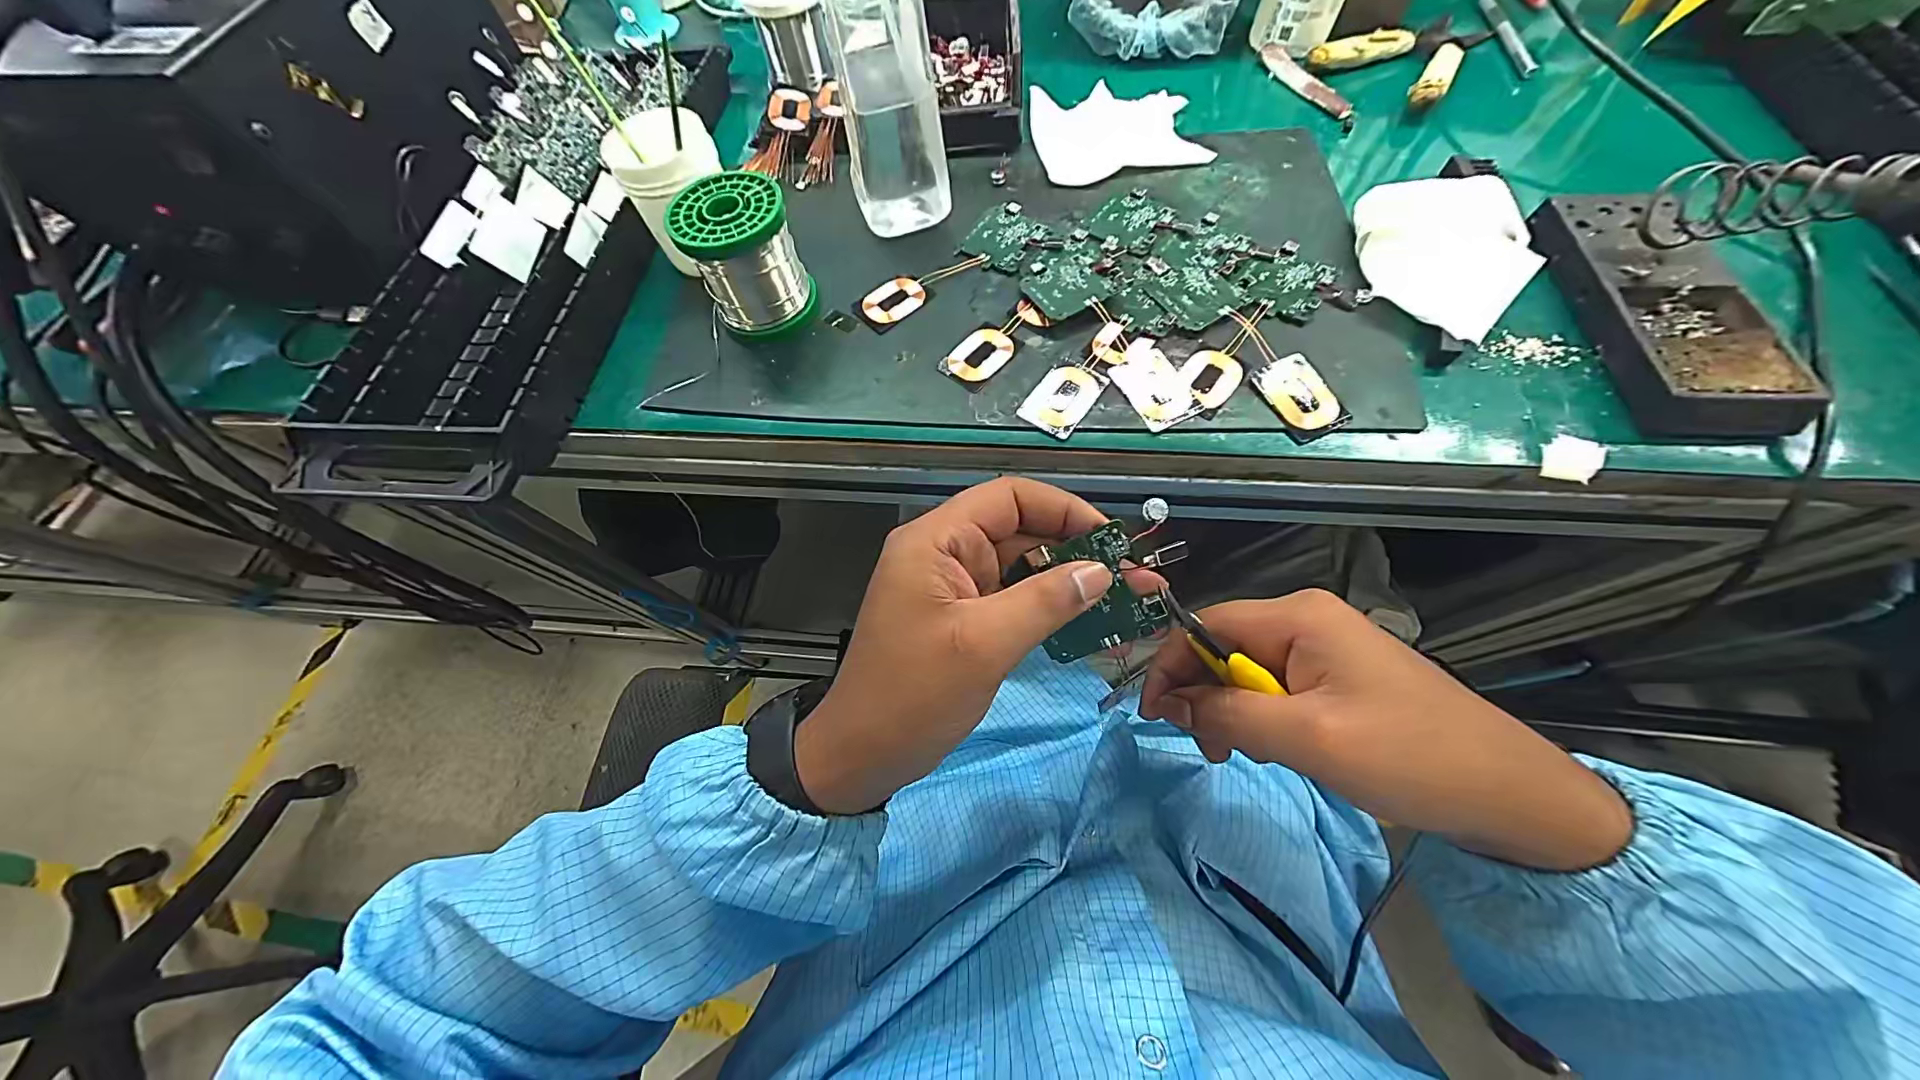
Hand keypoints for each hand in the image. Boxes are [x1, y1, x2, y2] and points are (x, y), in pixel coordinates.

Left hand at [795, 478, 1164, 813]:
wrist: (861, 756)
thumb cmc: (911, 697)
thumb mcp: (983, 646)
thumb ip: (1045, 602)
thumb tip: (1100, 571)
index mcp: (936, 541)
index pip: (1009, 498)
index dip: (1064, 510)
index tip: (1110, 540)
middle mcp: (944, 554)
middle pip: (1020, 531)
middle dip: (1077, 551)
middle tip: (1132, 578)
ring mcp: (953, 589)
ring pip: (1021, 568)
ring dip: (1069, 582)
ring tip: (1124, 600)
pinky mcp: (962, 619)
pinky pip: (1013, 600)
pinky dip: (1049, 608)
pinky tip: (1088, 622)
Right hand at [1139, 589, 1631, 870]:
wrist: (1513, 794)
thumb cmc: (1408, 756)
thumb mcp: (1305, 737)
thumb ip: (1227, 713)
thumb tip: (1169, 703)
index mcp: (1299, 616)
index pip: (1206, 626)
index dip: (1171, 666)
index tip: (1155, 715)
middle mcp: (1307, 619)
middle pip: (1223, 648)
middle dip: (1205, 695)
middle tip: (1210, 749)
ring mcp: (1325, 647)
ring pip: (1247, 672)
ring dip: (1233, 712)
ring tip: (1249, 754)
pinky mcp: (1338, 676)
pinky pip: (1277, 689)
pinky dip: (1262, 718)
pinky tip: (1277, 749)